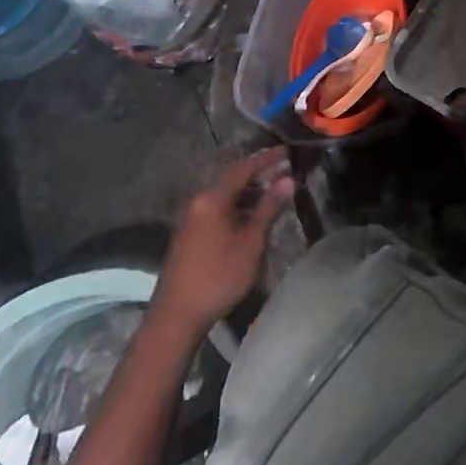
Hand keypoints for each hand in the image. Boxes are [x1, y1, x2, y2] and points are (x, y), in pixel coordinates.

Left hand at [152, 147, 295, 333]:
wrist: (178, 313)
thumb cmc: (219, 275)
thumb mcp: (250, 242)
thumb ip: (268, 208)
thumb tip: (287, 180)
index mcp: (213, 199)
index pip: (243, 169)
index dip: (266, 159)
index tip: (287, 151)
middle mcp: (199, 202)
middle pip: (232, 180)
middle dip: (258, 173)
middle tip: (284, 168)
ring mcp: (192, 218)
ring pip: (226, 196)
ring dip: (249, 192)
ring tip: (274, 190)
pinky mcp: (191, 234)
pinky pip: (218, 209)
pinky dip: (238, 206)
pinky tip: (252, 215)